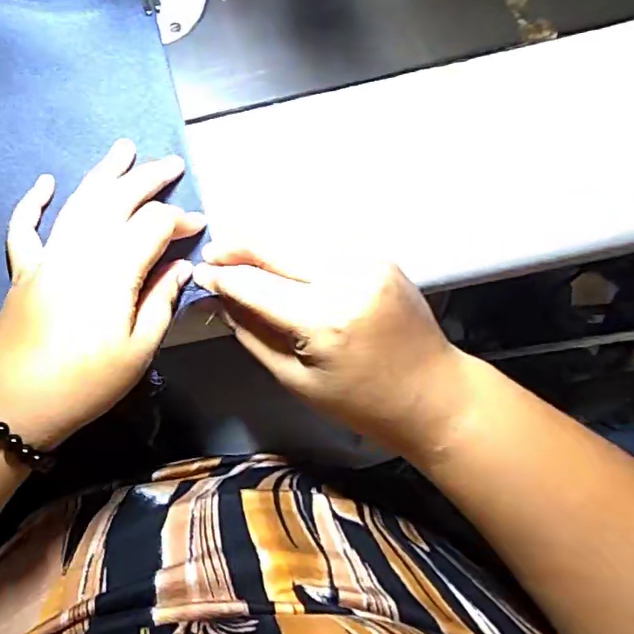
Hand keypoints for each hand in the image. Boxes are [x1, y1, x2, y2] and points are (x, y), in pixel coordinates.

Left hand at [0, 140, 205, 448]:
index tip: (200, 225)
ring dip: (102, 174)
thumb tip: (181, 265)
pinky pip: (25, 227)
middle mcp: (80, 251)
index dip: (179, 220)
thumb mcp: (138, 351)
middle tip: (171, 164)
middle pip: (116, 200)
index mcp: (114, 271)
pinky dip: (32, 202)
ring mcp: (48, 256)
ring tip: (123, 150)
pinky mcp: (24, 269)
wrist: (16, 401)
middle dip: (147, 179)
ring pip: (78, 202)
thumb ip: (161, 301)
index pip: (153, 226)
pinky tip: (45, 183)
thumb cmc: (85, 383)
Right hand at [191, 239, 479, 460]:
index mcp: (324, 319)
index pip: (255, 284)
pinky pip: (327, 234)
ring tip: (239, 244)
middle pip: (276, 245)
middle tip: (213, 251)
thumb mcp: (295, 379)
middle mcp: (347, 279)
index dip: (221, 277)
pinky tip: (280, 244)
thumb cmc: (361, 401)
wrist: (433, 394)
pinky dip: (297, 235)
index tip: (199, 273)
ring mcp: (368, 261)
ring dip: (266, 234)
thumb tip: (221, 300)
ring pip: (300, 231)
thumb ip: (253, 334)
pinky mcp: (380, 256)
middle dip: (238, 245)